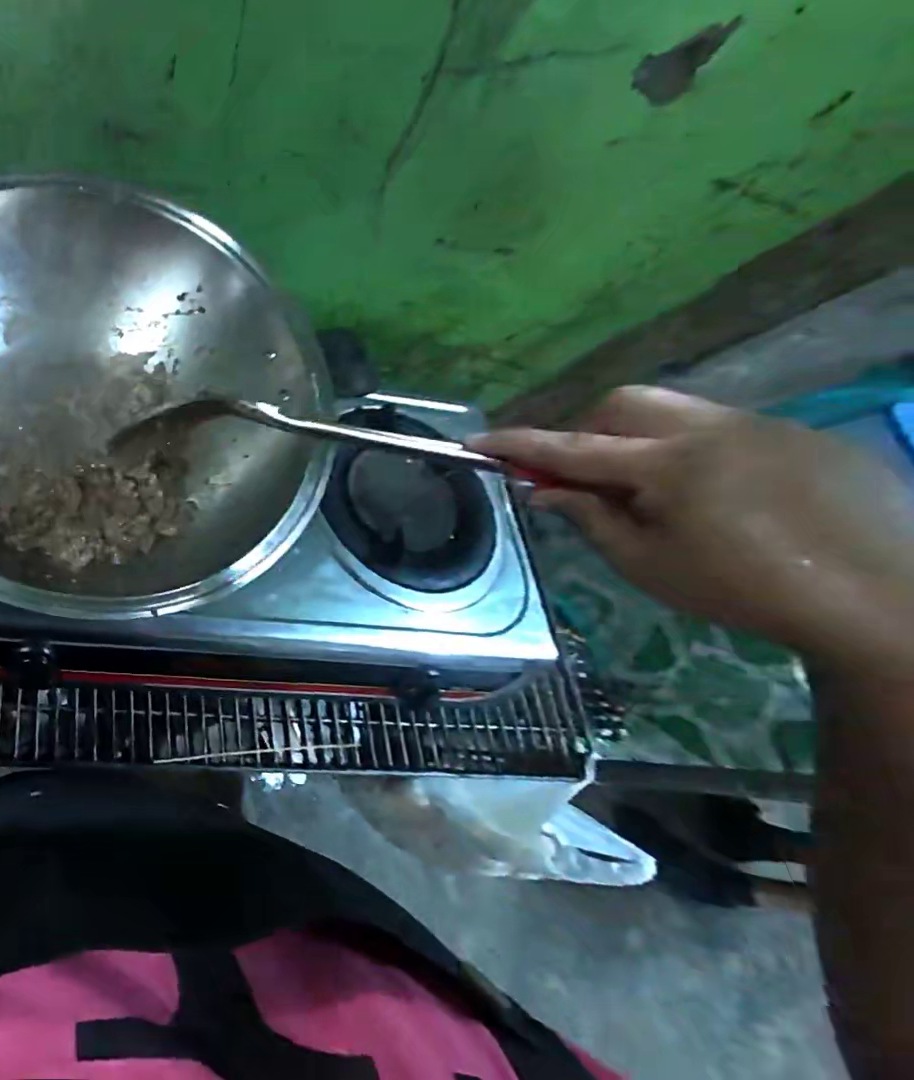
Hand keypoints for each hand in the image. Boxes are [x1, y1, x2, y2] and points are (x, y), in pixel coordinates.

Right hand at [471, 386, 913, 671]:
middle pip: (623, 404)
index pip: (570, 447)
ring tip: (648, 488)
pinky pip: (724, 427)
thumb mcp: (642, 562)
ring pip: (674, 409)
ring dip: (639, 437)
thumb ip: (589, 516)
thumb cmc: (739, 589)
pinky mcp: (806, 438)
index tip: (474, 442)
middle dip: (586, 430)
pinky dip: (691, 449)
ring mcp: (767, 427)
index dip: (516, 444)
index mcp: (669, 464)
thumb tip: (545, 490)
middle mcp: (715, 430)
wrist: (882, 602)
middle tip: (583, 477)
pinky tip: (714, 496)